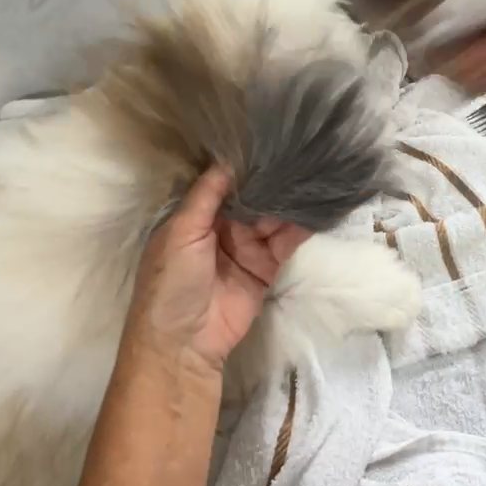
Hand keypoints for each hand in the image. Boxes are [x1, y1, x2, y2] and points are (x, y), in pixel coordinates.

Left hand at [124, 165, 312, 373]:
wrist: (183, 342)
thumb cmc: (170, 282)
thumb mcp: (180, 232)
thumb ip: (206, 195)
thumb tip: (229, 159)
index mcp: (195, 217)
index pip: (224, 184)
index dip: (243, 167)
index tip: (268, 142)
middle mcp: (222, 228)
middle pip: (252, 199)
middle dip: (272, 182)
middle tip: (299, 155)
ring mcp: (245, 248)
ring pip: (271, 218)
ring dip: (288, 201)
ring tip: (313, 175)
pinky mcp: (265, 268)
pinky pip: (285, 243)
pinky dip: (299, 228)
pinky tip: (314, 208)